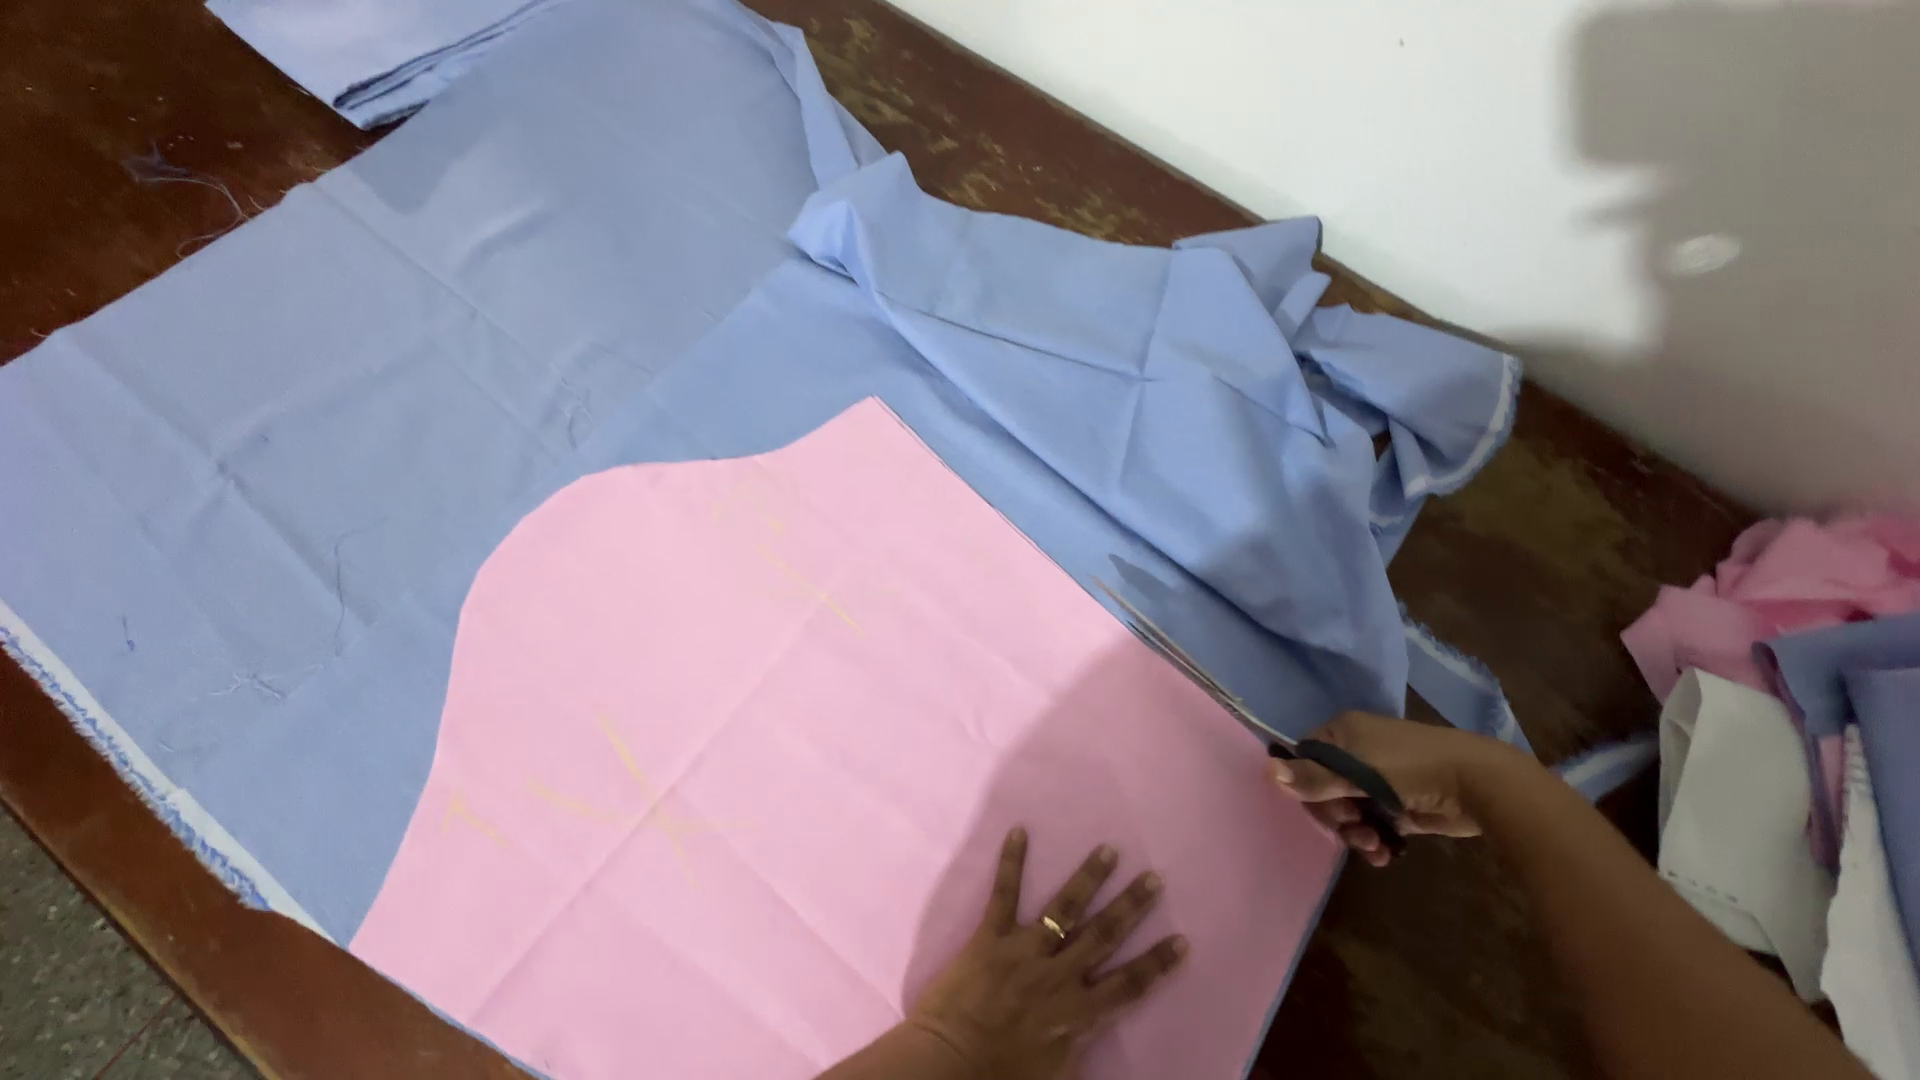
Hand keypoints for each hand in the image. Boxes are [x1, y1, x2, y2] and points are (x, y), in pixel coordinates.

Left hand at [905, 827, 1188, 1079]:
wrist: (949, 1064)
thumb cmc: (1001, 1076)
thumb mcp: (1056, 1072)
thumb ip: (1078, 1045)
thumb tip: (1094, 1028)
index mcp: (1077, 1013)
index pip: (1129, 985)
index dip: (1157, 963)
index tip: (1182, 940)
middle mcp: (1057, 975)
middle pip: (1103, 935)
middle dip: (1131, 905)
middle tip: (1153, 877)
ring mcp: (1024, 950)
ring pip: (1064, 907)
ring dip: (1088, 877)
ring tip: (1108, 850)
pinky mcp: (990, 936)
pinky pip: (1004, 893)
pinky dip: (1011, 861)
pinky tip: (1019, 830)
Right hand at [1270, 710, 1524, 866]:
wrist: (1478, 783)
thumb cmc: (1411, 767)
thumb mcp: (1357, 770)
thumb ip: (1312, 777)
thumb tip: (1266, 773)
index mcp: (1342, 734)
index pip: (1305, 760)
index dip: (1307, 786)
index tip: (1324, 806)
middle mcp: (1357, 754)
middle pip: (1325, 789)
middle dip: (1336, 816)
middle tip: (1354, 828)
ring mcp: (1379, 780)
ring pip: (1349, 811)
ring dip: (1355, 833)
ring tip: (1375, 847)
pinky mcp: (1400, 805)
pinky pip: (1373, 824)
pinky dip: (1374, 840)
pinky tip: (1385, 855)